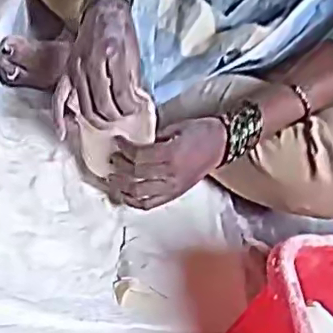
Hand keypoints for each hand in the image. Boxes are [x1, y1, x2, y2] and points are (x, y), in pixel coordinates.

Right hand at [63, 0, 144, 128]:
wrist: (103, 9)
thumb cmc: (120, 30)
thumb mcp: (133, 52)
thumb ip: (132, 80)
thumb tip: (132, 106)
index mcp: (112, 53)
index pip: (121, 93)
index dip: (130, 107)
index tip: (135, 111)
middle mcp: (91, 62)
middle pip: (102, 104)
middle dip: (114, 117)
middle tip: (122, 120)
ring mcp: (76, 69)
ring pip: (85, 107)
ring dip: (97, 121)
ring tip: (107, 123)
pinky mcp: (67, 73)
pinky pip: (59, 99)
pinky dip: (60, 119)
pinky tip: (64, 133)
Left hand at [109, 116, 224, 209]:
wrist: (221, 146)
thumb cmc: (201, 132)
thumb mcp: (177, 127)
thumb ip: (154, 138)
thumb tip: (133, 145)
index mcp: (172, 154)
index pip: (139, 156)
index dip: (124, 149)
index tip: (117, 142)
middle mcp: (170, 175)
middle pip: (135, 175)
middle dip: (119, 168)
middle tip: (110, 161)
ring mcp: (171, 188)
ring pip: (138, 193)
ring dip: (121, 187)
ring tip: (112, 179)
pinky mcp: (172, 196)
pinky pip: (147, 204)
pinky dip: (133, 201)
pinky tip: (124, 195)